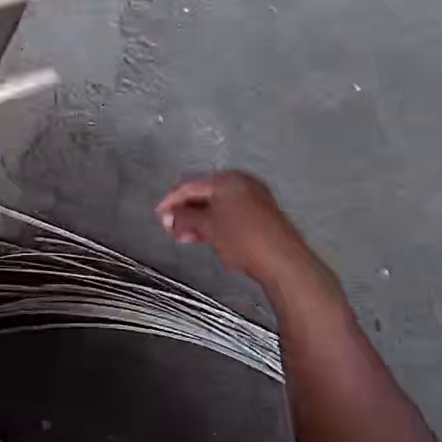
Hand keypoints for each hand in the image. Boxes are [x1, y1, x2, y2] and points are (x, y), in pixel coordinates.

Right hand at [156, 171, 310, 283]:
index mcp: (227, 180)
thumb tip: (170, 215)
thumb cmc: (244, 239)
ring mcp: (250, 199)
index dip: (171, 199)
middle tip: (169, 226)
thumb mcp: (209, 227)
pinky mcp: (257, 215)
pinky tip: (198, 237)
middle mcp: (240, 184)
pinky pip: (227, 214)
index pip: (190, 185)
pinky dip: (211, 224)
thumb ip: (186, 218)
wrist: (282, 260)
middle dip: (184, 211)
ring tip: (180, 236)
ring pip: (214, 206)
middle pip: (203, 194)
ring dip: (196, 220)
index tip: (159, 214)